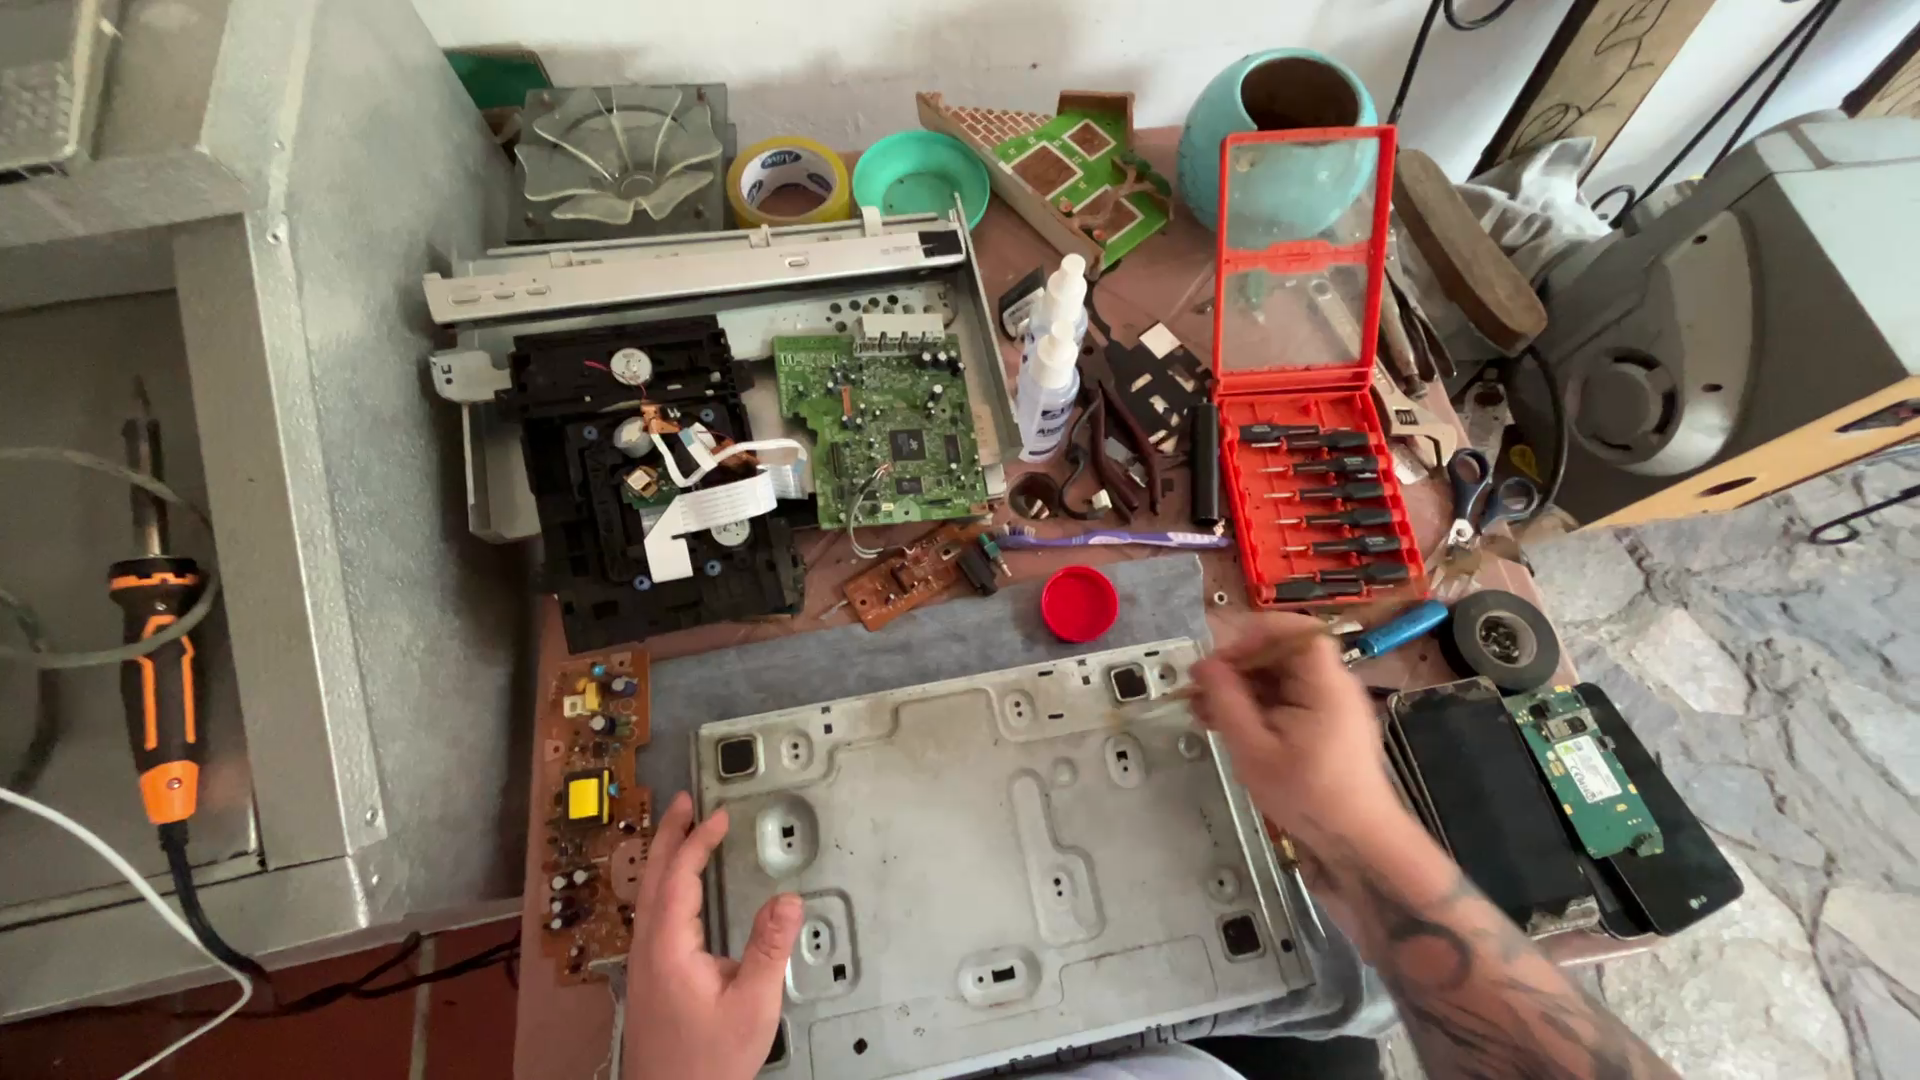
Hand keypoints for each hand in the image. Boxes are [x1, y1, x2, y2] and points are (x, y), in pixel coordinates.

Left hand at [625, 791, 800, 1079]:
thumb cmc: (708, 1063)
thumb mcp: (751, 1005)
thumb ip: (769, 949)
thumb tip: (787, 898)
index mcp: (668, 950)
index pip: (678, 879)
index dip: (696, 841)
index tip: (718, 816)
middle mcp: (648, 952)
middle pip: (651, 880)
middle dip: (666, 836)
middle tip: (682, 802)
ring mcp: (644, 966)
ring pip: (647, 897)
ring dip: (662, 857)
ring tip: (679, 831)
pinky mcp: (650, 978)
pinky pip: (652, 914)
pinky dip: (664, 884)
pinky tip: (677, 887)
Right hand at [1189, 614, 1401, 845]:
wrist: (1356, 843)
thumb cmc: (1309, 796)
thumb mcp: (1255, 750)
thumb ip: (1227, 702)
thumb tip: (1202, 665)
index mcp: (1325, 685)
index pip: (1299, 630)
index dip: (1258, 633)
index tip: (1223, 659)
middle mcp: (1332, 685)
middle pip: (1281, 652)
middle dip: (1237, 665)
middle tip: (1199, 689)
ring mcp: (1328, 704)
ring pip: (1277, 676)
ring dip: (1238, 687)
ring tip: (1201, 710)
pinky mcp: (1321, 723)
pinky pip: (1283, 698)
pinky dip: (1253, 705)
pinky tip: (1222, 723)